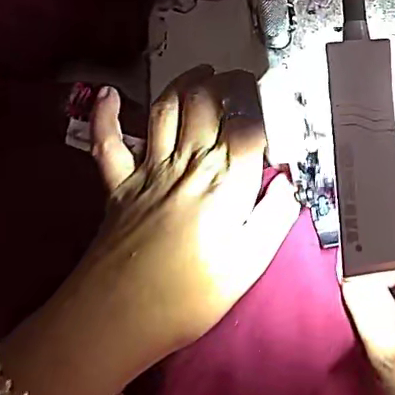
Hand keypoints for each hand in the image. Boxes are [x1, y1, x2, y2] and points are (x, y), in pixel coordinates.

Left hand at [8, 67, 298, 394]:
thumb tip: (288, 184)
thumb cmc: (188, 297)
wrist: (112, 322)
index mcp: (225, 185)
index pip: (249, 126)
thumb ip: (275, 217)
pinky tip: (110, 94)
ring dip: (184, 84)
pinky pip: (109, 143)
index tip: (276, 95)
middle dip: (226, 82)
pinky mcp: (118, 187)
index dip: (263, 103)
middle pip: (206, 106)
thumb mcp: (249, 265)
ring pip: (166, 111)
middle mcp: (188, 167)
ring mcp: (149, 173)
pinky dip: (106, 114)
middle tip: (242, 78)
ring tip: (202, 72)